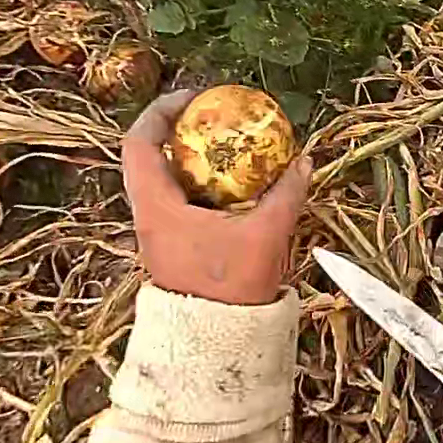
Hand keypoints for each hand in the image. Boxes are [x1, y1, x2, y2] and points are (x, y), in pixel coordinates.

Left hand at [123, 89, 311, 304]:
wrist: (215, 345)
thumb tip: (304, 162)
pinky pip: (179, 197)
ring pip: (164, 177)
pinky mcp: (173, 243)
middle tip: (216, 114)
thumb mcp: (266, 234)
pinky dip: (201, 180)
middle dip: (180, 128)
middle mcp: (149, 215)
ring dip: (190, 154)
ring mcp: (159, 230)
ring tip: (227, 142)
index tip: (194, 97)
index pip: (139, 144)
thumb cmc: (231, 289)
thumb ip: (287, 194)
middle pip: (149, 155)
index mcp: (158, 207)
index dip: (160, 111)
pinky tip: (234, 182)